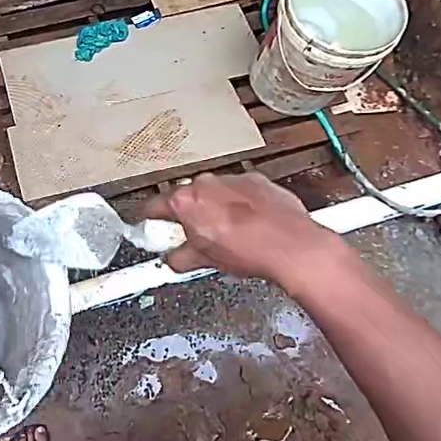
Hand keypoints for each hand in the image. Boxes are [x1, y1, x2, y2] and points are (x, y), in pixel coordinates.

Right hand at [143, 172, 352, 284]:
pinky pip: (239, 192)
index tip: (150, 224)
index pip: (154, 206)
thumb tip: (175, 258)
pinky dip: (240, 205)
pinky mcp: (256, 181)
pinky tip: (248, 226)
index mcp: (186, 201)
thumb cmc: (250, 250)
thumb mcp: (205, 261)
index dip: (150, 218)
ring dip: (216, 210)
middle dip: (188, 216)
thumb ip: (180, 256)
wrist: (291, 245)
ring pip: (214, 193)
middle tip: (194, 238)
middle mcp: (207, 183)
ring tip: (228, 236)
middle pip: (186, 198)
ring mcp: (232, 180)